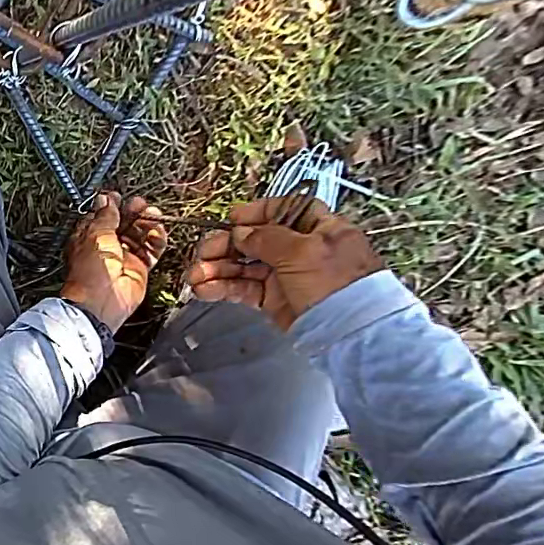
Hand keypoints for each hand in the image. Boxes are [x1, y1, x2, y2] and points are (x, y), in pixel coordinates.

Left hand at [61, 192, 168, 332]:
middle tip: (139, 204)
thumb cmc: (89, 272)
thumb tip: (105, 199)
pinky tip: (158, 231)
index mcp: (88, 237)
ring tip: (152, 214)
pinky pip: (151, 251)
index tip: (118, 196)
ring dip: (146, 223)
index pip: (102, 216)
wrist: (100, 300)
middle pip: (123, 223)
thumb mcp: (95, 234)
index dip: (111, 205)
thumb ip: (105, 215)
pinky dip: (157, 240)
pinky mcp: (139, 268)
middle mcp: (106, 247)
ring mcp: (123, 257)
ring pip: (139, 235)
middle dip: (132, 212)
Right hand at [185, 197, 383, 329]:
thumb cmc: (337, 285)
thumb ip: (266, 238)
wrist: (350, 334)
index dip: (258, 212)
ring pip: (244, 266)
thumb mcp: (304, 251)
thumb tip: (240, 232)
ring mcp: (286, 276)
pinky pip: (243, 289)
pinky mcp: (274, 300)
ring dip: (216, 268)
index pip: (285, 210)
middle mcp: (302, 251)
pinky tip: (204, 289)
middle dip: (226, 245)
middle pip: (256, 239)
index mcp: (319, 229)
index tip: (233, 218)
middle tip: (204, 252)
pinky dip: (222, 288)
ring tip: (194, 276)